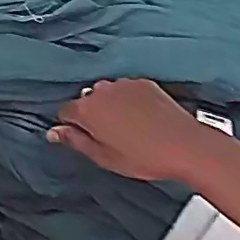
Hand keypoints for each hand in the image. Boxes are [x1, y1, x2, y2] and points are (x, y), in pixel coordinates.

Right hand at [48, 80, 230, 183]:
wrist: (184, 145)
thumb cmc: (144, 156)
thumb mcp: (104, 157)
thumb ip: (75, 141)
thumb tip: (55, 132)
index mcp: (87, 110)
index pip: (65, 111)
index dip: (71, 125)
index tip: (81, 136)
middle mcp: (102, 90)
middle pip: (86, 99)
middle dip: (92, 114)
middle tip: (108, 136)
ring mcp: (125, 84)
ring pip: (107, 93)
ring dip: (111, 105)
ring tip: (128, 128)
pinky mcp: (144, 82)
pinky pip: (127, 89)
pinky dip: (130, 99)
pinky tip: (142, 118)